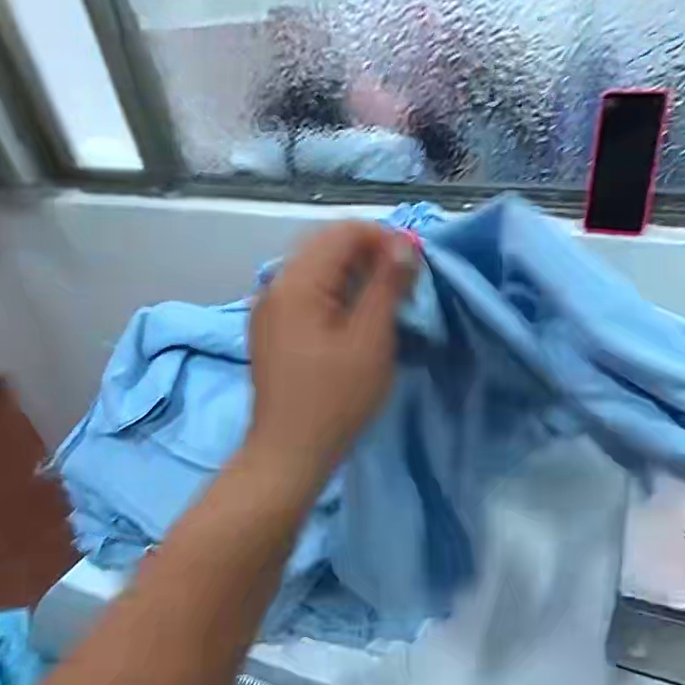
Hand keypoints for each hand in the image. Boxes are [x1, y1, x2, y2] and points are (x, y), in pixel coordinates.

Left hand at [246, 221, 416, 482]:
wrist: (289, 452)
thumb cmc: (336, 398)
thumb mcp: (371, 339)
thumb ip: (387, 285)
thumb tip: (404, 244)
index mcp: (296, 282)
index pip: (343, 232)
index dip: (384, 238)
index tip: (415, 265)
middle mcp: (276, 285)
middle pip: (327, 246)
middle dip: (370, 254)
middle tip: (405, 283)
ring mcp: (269, 308)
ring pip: (318, 269)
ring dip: (355, 274)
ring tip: (387, 301)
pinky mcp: (273, 329)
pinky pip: (308, 293)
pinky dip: (337, 294)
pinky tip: (357, 319)